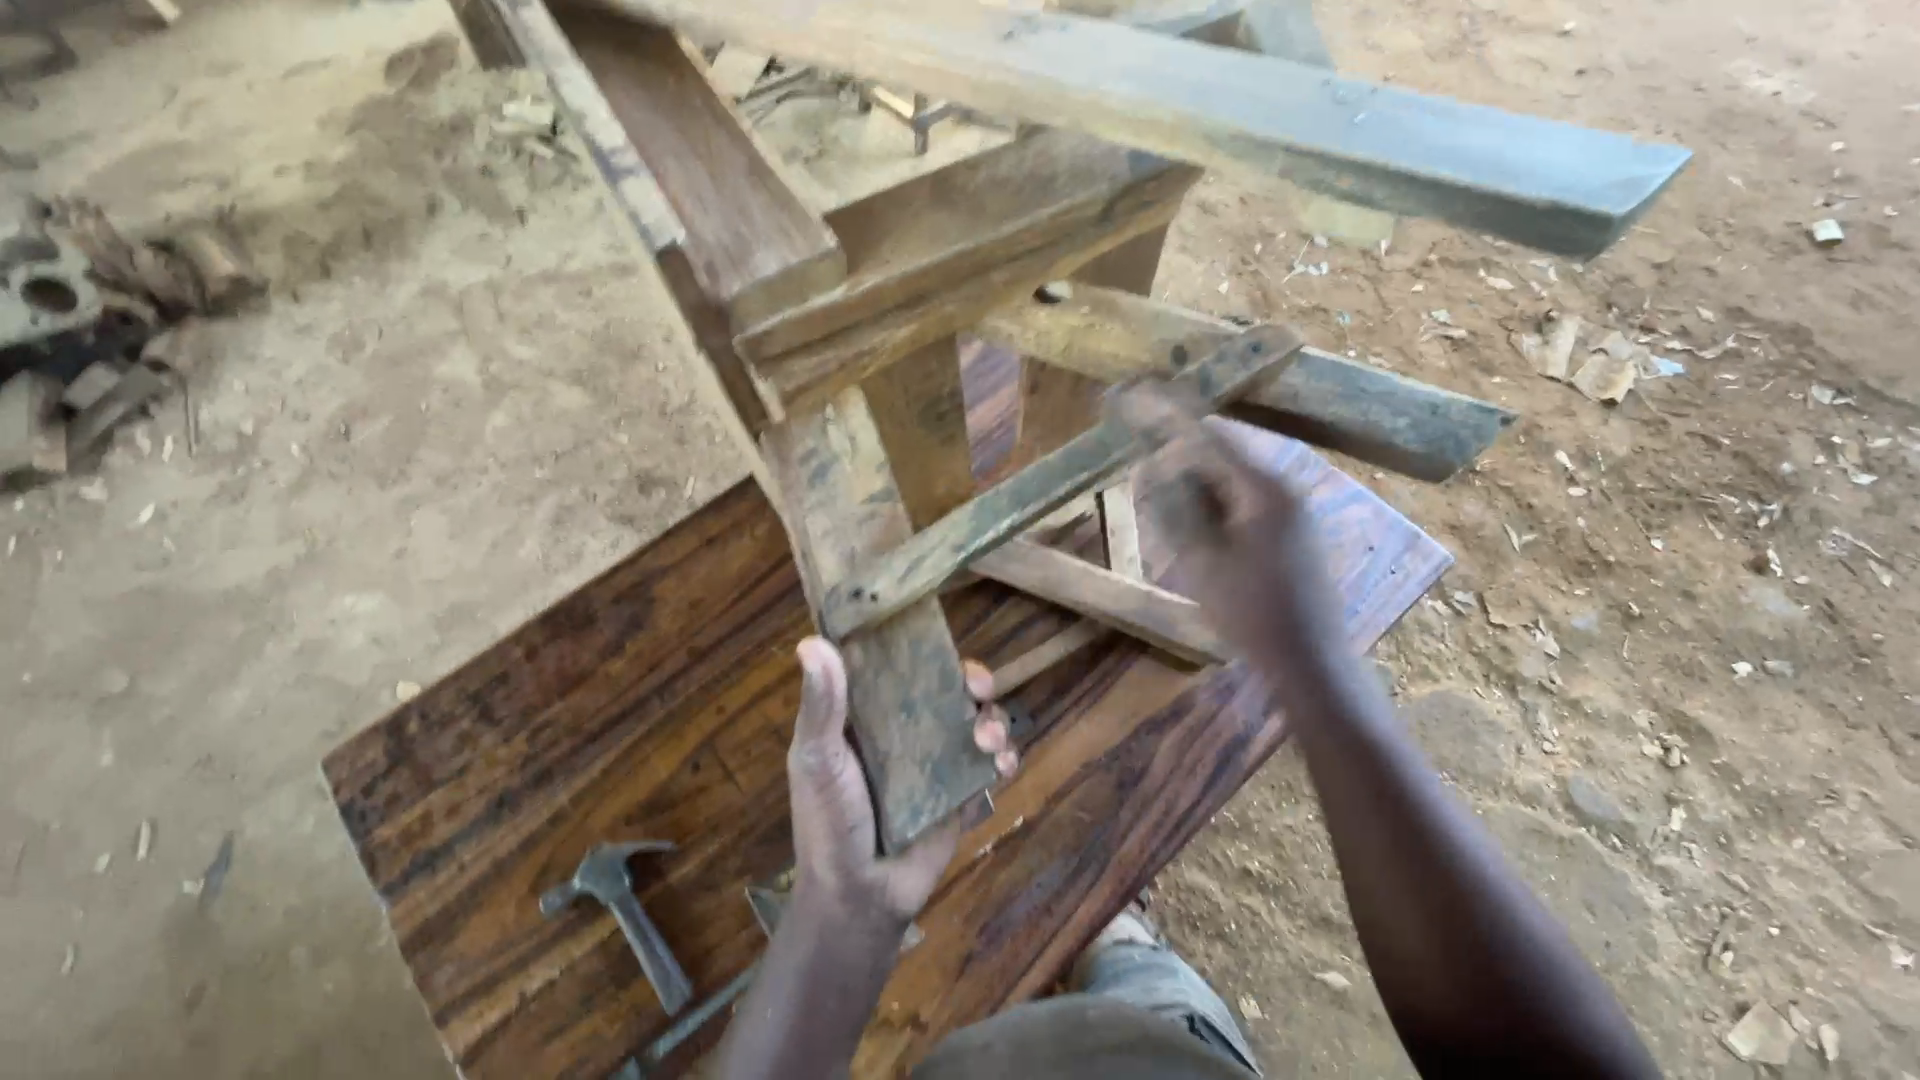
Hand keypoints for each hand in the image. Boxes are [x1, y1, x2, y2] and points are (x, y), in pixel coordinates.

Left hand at [787, 638, 1013, 927]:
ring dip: (995, 719)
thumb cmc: (828, 823)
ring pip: (978, 721)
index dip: (925, 650)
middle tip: (978, 689)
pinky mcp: (960, 794)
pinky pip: (992, 766)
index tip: (942, 645)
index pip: (902, 667)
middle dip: (974, 681)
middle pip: (950, 689)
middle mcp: (905, 731)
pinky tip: (1002, 766)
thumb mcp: (817, 760)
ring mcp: (936, 763)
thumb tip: (811, 642)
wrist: (859, 896)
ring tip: (987, 741)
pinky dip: (1006, 759)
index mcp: (868, 716)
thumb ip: (821, 706)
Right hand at [1111, 384, 1345, 669]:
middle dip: (1177, 450)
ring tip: (1161, 495)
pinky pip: (1246, 496)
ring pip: (1232, 475)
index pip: (1206, 435)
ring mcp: (1293, 507)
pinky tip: (1195, 523)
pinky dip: (1214, 499)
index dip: (1164, 415)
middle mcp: (1283, 486)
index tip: (1131, 398)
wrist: (1310, 661)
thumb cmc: (1251, 613)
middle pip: (1221, 450)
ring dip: (1194, 478)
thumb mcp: (1199, 560)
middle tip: (1139, 456)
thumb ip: (1171, 508)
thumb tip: (1146, 467)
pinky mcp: (1294, 528)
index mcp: (1263, 488)